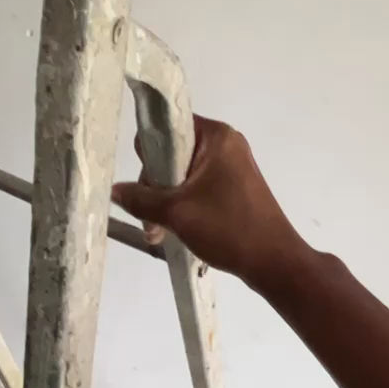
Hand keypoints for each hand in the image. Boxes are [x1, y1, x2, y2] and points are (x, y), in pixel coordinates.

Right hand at [111, 115, 314, 286]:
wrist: (273, 262)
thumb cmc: (228, 228)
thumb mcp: (175, 213)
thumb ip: (140, 199)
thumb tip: (115, 190)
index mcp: (216, 137)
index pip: (169, 126)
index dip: (151, 151)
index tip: (146, 181)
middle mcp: (225, 145)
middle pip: (173, 152)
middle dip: (155, 186)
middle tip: (149, 216)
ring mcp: (231, 167)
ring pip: (182, 174)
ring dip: (165, 201)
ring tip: (157, 232)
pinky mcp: (233, 188)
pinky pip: (197, 187)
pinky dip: (182, 206)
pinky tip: (170, 230)